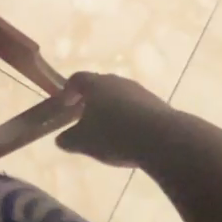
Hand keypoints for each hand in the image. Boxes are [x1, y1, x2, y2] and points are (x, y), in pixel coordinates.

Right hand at [54, 72, 172, 168]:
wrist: (161, 139)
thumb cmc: (114, 135)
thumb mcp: (84, 142)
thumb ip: (69, 139)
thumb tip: (60, 139)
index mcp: (95, 84)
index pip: (77, 79)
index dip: (68, 90)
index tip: (65, 104)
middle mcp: (116, 81)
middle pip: (99, 86)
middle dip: (91, 100)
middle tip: (86, 118)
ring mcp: (138, 91)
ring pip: (120, 96)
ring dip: (113, 109)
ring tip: (110, 130)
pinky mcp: (156, 104)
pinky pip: (137, 107)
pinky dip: (130, 118)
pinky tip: (131, 136)